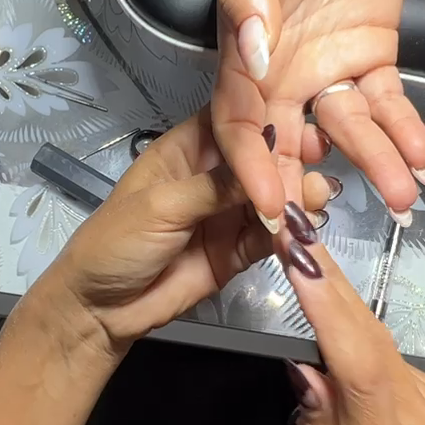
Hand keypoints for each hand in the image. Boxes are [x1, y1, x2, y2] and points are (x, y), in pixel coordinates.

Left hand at [33, 111, 334, 355]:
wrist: (101, 309)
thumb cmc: (116, 243)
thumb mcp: (160, 206)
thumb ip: (214, 188)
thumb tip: (266, 164)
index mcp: (185, 152)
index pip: (230, 124)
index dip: (262, 118)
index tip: (299, 115)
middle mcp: (211, 178)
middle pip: (258, 161)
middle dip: (289, 157)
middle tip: (323, 153)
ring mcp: (225, 215)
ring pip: (269, 199)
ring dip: (295, 197)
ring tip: (321, 194)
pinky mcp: (236, 251)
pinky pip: (268, 238)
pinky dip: (288, 234)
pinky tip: (308, 226)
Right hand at [214, 0, 424, 230]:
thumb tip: (252, 55)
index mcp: (247, 52)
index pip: (243, 123)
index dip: (253, 168)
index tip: (272, 208)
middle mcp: (284, 72)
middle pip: (290, 143)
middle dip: (306, 187)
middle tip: (329, 231)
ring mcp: (329, 67)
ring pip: (347, 130)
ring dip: (372, 164)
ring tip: (402, 198)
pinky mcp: (371, 54)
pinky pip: (386, 101)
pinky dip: (403, 129)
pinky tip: (420, 158)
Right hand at [273, 224, 424, 424]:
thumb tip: (306, 367)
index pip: (357, 361)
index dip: (328, 303)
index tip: (302, 254)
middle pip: (373, 339)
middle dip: (331, 285)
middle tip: (299, 236)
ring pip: (386, 355)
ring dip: (350, 344)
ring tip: (329, 369)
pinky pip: (405, 373)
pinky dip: (376, 371)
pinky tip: (369, 401)